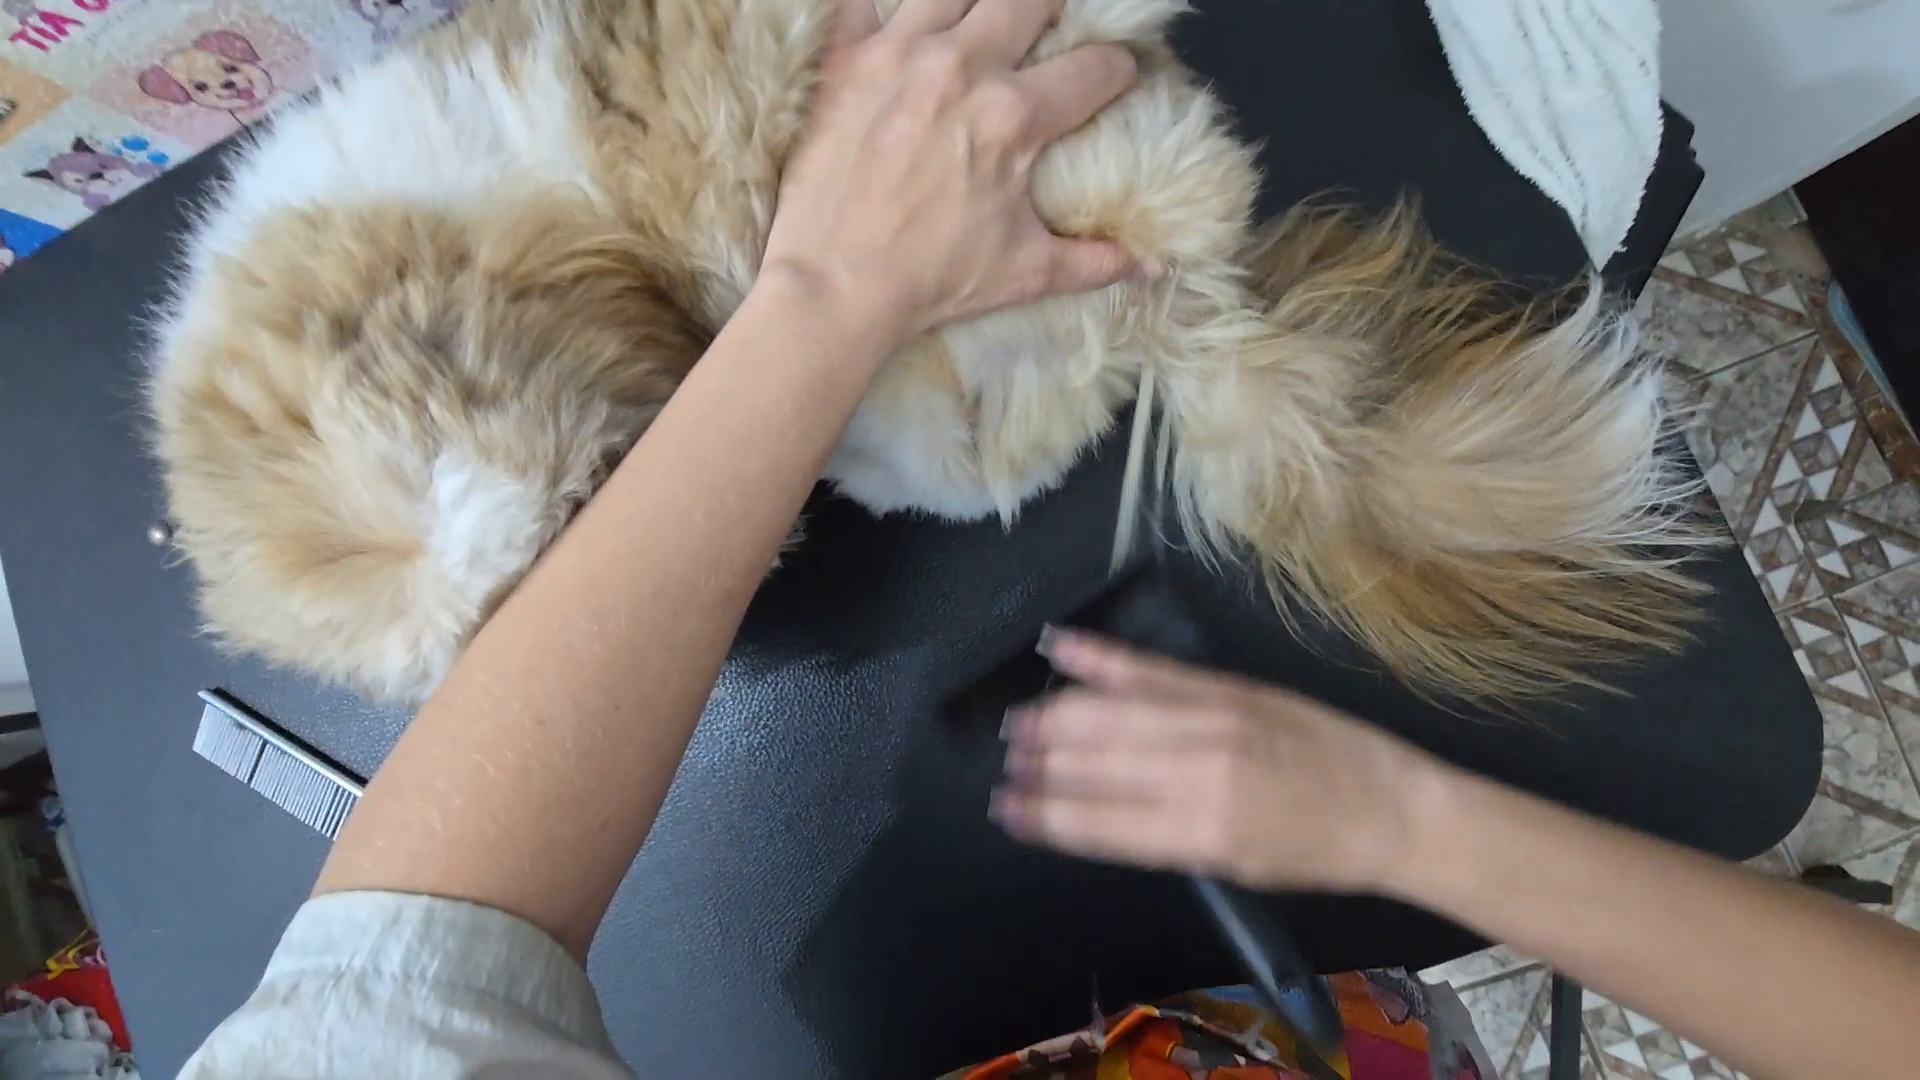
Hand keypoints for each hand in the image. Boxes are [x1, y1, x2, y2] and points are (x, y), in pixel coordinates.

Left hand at [759, 0, 1142, 345]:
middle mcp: (961, 66)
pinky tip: (903, 31)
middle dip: (1056, 8)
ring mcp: (898, 54)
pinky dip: (889, 10)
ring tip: (984, 23)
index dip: (1117, 72)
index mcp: (1013, 117)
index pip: (1093, 70)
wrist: (837, 287)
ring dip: (982, 0)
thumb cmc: (931, 282)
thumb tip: (1147, 263)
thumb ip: (1091, 262)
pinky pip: (868, 0)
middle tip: (1051, 33)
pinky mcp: (846, 61)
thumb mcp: (1023, 274)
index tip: (1114, 80)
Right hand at [992, 629, 1452, 893]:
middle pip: (1094, 762)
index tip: (1007, 808)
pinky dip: (1099, 657)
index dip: (1045, 815)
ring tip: (1017, 723)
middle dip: (1041, 763)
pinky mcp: (1220, 685)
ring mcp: (1206, 718)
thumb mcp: (1235, 865)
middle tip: (1005, 762)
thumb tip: (1095, 812)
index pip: (1097, 821)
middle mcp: (1194, 770)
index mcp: (1198, 830)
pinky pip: (1147, 669)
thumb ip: (1160, 837)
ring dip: (1054, 716)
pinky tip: (1062, 646)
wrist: (1393, 807)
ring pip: (1108, 713)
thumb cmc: (1313, 850)